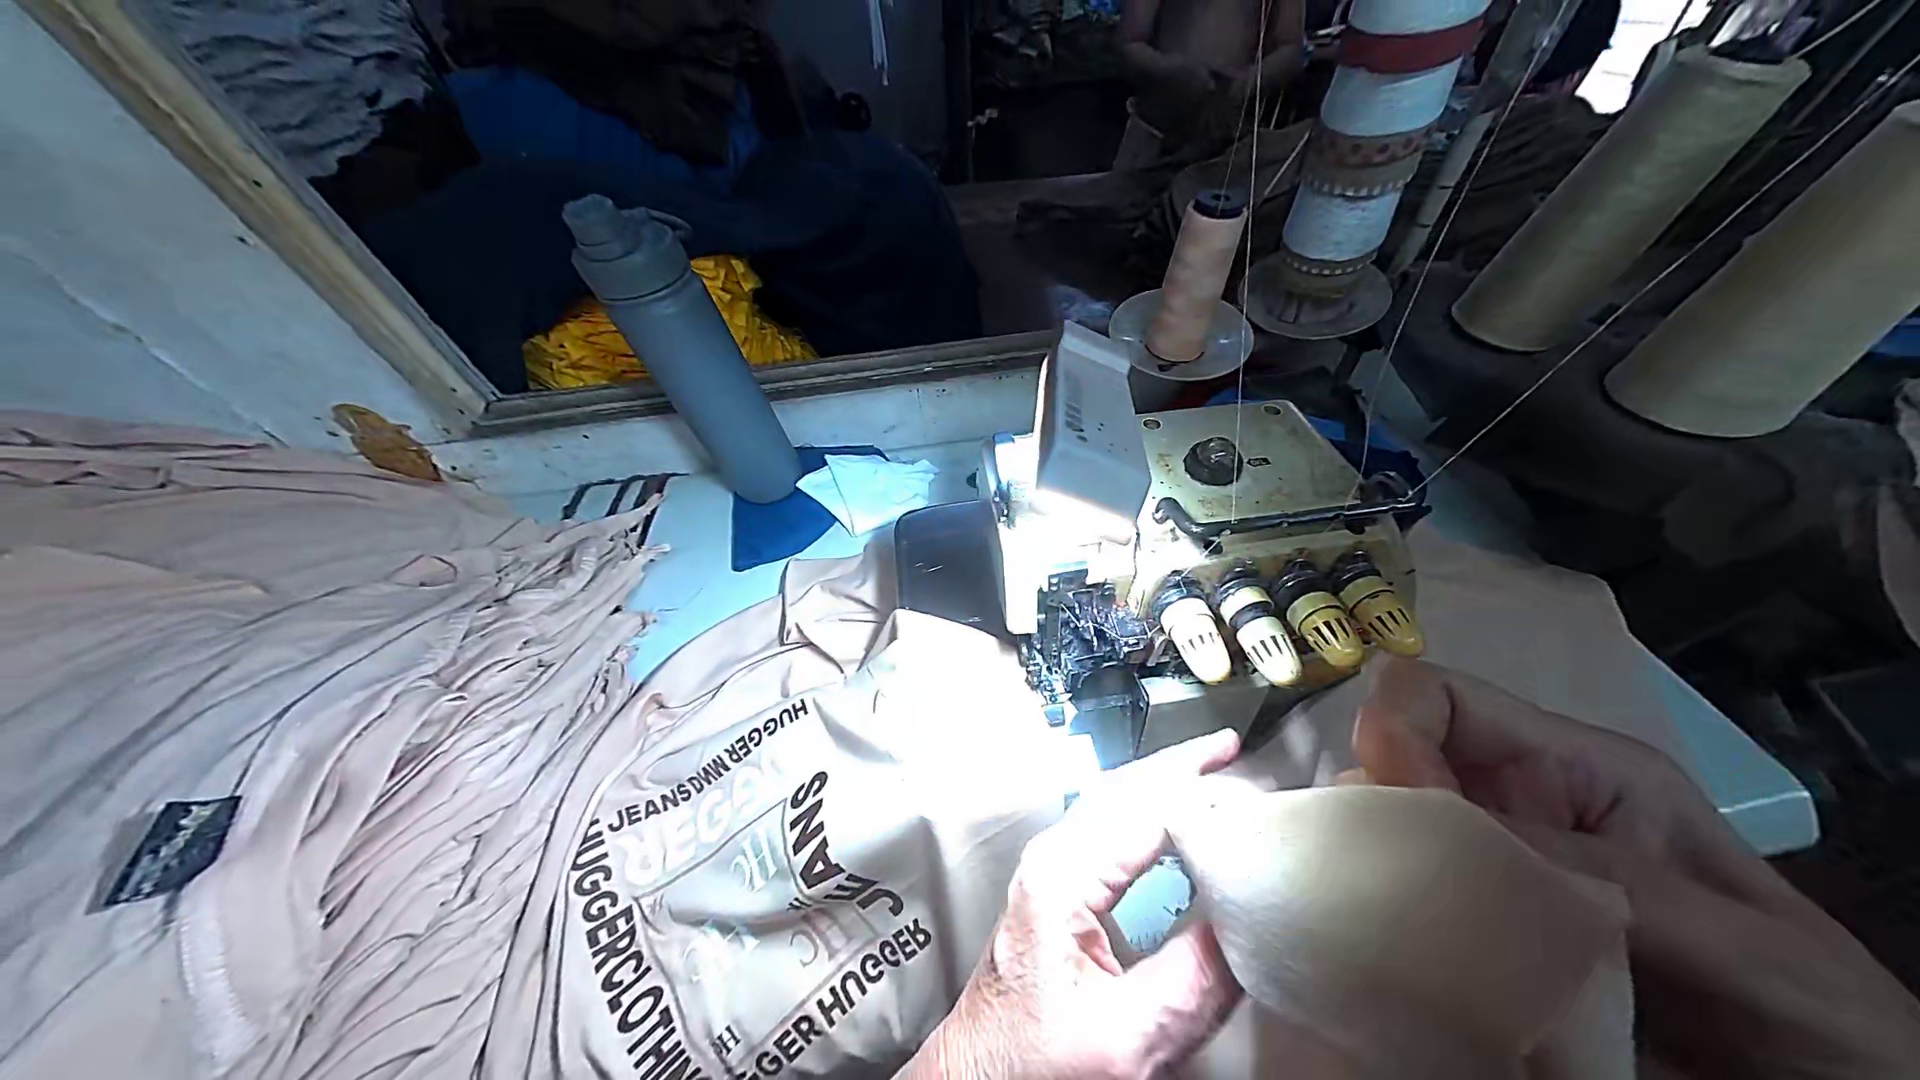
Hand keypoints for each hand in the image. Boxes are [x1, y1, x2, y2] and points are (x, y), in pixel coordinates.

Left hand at [900, 730, 1243, 1079]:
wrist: (981, 1071)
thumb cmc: (1034, 1060)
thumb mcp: (1125, 1040)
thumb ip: (1190, 985)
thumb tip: (1244, 927)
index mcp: (1061, 877)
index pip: (1142, 816)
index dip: (1200, 801)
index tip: (1251, 795)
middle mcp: (1052, 855)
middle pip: (1122, 789)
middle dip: (1177, 764)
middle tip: (1227, 746)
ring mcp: (1050, 862)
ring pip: (1111, 798)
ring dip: (1160, 776)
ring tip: (1206, 762)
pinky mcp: (1056, 878)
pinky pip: (1106, 820)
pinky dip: (1144, 802)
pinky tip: (1167, 806)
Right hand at [1350, 658, 1919, 1078]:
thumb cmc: (1814, 1020)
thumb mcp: (1739, 940)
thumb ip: (1602, 870)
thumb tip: (1436, 817)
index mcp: (1568, 767)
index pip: (1437, 697)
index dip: (1396, 724)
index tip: (1398, 798)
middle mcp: (1501, 801)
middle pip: (1384, 758)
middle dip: (1372, 801)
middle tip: (1388, 874)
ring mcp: (1470, 861)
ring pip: (1371, 822)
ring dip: (1365, 858)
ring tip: (1389, 921)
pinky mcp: (1449, 922)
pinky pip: (1383, 891)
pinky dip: (1371, 908)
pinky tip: (1388, 945)